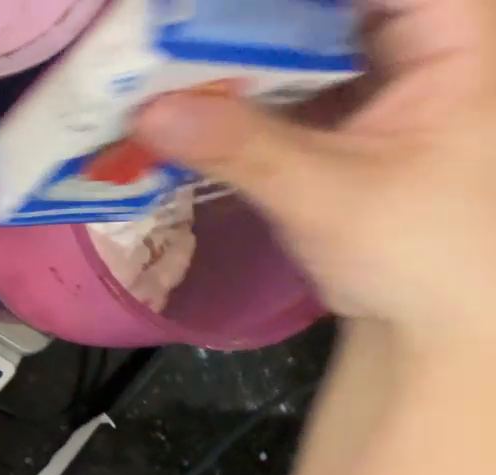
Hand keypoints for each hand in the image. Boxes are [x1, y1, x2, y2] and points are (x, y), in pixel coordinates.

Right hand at [134, 0, 495, 342]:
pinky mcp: (331, 129)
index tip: (212, 5)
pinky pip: (277, 97)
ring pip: (299, 50)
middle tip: (174, 31)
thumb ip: (240, 148)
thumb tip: (147, 112)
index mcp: (456, 43)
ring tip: (164, 64)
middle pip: (328, 13)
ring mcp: (371, 92)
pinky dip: (230, 101)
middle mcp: (415, 53)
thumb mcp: (325, 192)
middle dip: (248, 22)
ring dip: (232, 60)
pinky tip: (181, 109)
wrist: (428, 314)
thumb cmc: (414, 247)